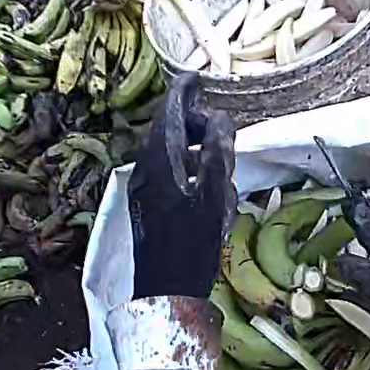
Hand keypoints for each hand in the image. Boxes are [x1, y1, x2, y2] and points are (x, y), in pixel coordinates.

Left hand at [128, 73, 234, 299]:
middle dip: (201, 132)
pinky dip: (194, 181)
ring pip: (178, 156)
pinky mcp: (149, 203)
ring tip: (222, 189)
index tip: (197, 78)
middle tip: (224, 146)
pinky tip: (211, 206)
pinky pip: (174, 178)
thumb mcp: (213, 194)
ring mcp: (145, 186)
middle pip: (175, 131)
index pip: (170, 111)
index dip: (185, 90)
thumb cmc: (190, 244)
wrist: (165, 291)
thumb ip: (218, 151)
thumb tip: (218, 119)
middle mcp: (146, 167)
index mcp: (160, 159)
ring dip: (202, 162)